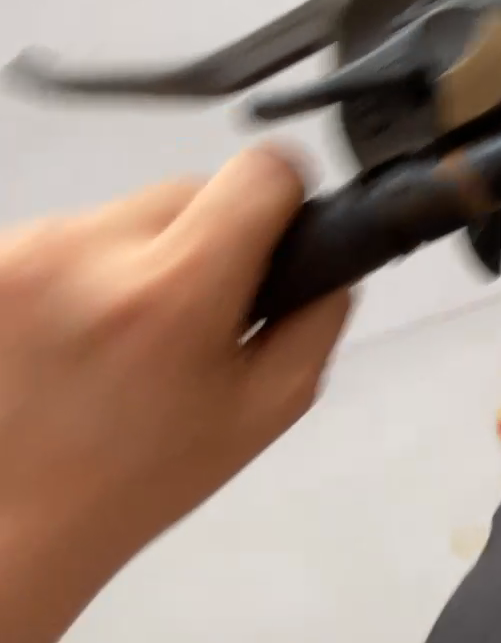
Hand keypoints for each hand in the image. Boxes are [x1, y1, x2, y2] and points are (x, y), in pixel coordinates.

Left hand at [0, 146, 352, 559]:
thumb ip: (322, 313)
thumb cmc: (143, 471)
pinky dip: (90, 270)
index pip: (260, 172)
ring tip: (133, 329)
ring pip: (129, 213)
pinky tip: (82, 332)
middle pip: (194, 188)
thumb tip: (328, 260)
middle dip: (216, 234)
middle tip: (206, 305)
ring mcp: (11, 258)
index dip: (288, 195)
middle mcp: (81, 255)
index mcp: (175, 288)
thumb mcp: (282, 397)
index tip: (285, 228)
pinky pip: (68, 237)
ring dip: (148, 254)